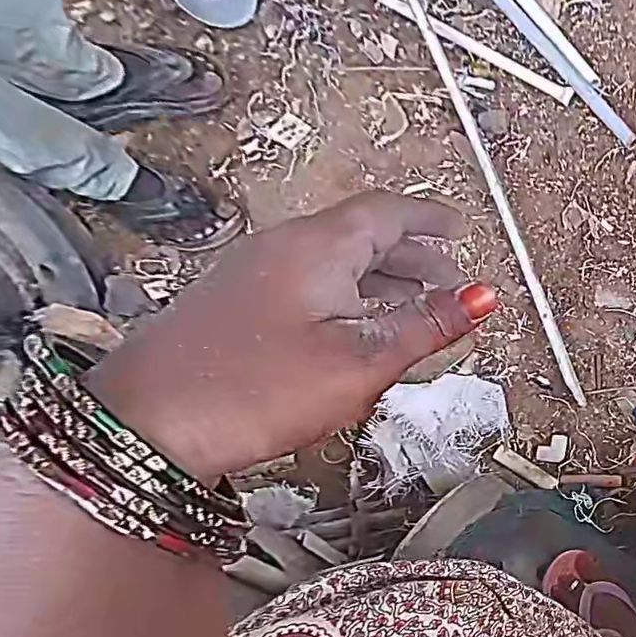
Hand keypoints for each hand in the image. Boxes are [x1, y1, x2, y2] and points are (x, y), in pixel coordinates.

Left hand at [85, 193, 498, 478]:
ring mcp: (256, 274)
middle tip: (449, 281)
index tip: (461, 228)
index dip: (430, 218)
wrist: (150, 424)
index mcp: (319, 248)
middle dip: (414, 254)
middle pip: (362, 235)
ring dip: (383, 276)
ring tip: (415, 304)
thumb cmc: (261, 388)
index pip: (387, 212)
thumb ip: (426, 326)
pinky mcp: (239, 304)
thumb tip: (486, 296)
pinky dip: (351, 294)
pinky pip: (312, 283)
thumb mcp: (362, 360)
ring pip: (337, 261)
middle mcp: (285, 247)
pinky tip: (357, 324)